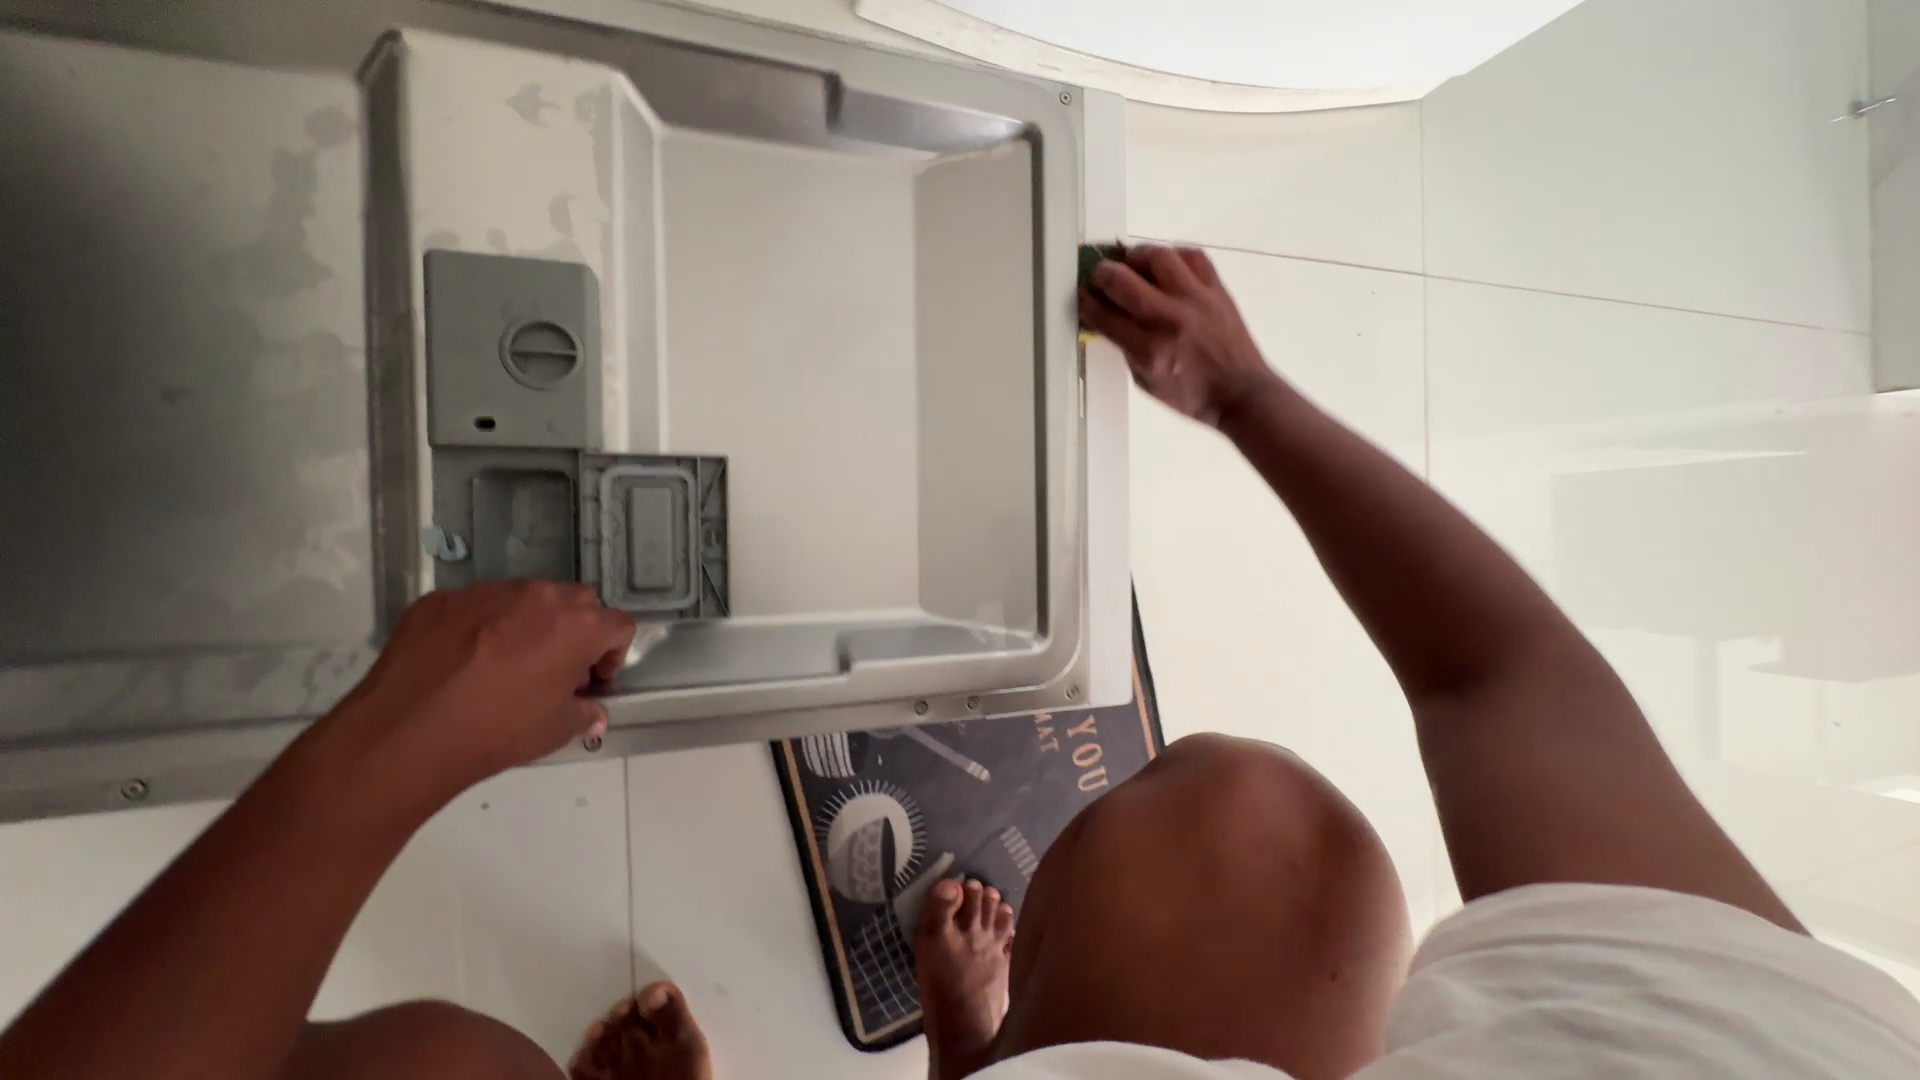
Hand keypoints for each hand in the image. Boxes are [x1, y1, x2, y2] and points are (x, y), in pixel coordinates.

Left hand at [324, 581, 635, 798]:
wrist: (405, 733)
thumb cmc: (497, 730)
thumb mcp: (556, 730)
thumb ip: (584, 713)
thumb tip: (592, 713)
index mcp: (578, 625)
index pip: (619, 625)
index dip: (611, 655)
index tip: (590, 682)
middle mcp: (539, 596)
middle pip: (576, 602)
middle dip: (574, 630)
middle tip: (553, 668)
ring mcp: (487, 592)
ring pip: (525, 598)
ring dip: (527, 624)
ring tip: (502, 664)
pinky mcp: (442, 599)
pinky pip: (476, 606)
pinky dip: (480, 626)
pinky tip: (461, 663)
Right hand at [1078, 245, 1276, 427]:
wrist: (1241, 392)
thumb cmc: (1191, 395)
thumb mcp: (1146, 382)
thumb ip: (1127, 349)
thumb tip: (1111, 318)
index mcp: (1149, 351)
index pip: (1104, 317)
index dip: (1086, 302)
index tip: (1082, 295)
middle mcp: (1169, 320)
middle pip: (1123, 280)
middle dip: (1102, 274)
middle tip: (1099, 275)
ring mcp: (1196, 299)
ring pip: (1158, 257)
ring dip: (1136, 256)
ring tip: (1130, 263)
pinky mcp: (1217, 288)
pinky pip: (1192, 255)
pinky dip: (1173, 255)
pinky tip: (1165, 265)